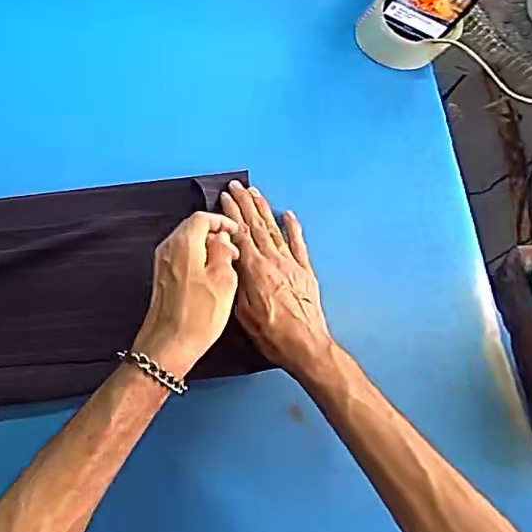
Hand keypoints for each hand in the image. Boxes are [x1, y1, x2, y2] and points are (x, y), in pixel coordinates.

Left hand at [133, 211, 240, 378]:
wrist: (168, 344)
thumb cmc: (195, 318)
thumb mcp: (223, 281)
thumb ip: (224, 251)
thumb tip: (223, 238)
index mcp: (183, 243)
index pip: (202, 217)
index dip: (222, 221)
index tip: (235, 231)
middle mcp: (168, 248)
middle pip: (192, 226)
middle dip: (214, 232)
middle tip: (233, 247)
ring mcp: (162, 261)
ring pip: (187, 240)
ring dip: (206, 245)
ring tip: (225, 263)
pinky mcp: (162, 275)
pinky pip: (181, 255)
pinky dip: (197, 257)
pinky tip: (210, 275)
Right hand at [221, 182, 334, 377]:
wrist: (306, 345)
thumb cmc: (272, 333)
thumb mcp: (242, 310)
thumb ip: (236, 280)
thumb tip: (229, 259)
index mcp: (254, 269)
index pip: (240, 233)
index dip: (231, 213)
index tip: (225, 197)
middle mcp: (272, 261)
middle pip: (256, 224)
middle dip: (245, 203)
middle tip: (237, 186)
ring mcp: (290, 264)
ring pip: (274, 229)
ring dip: (263, 209)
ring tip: (255, 193)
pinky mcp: (305, 271)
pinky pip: (298, 244)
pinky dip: (293, 227)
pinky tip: (288, 214)